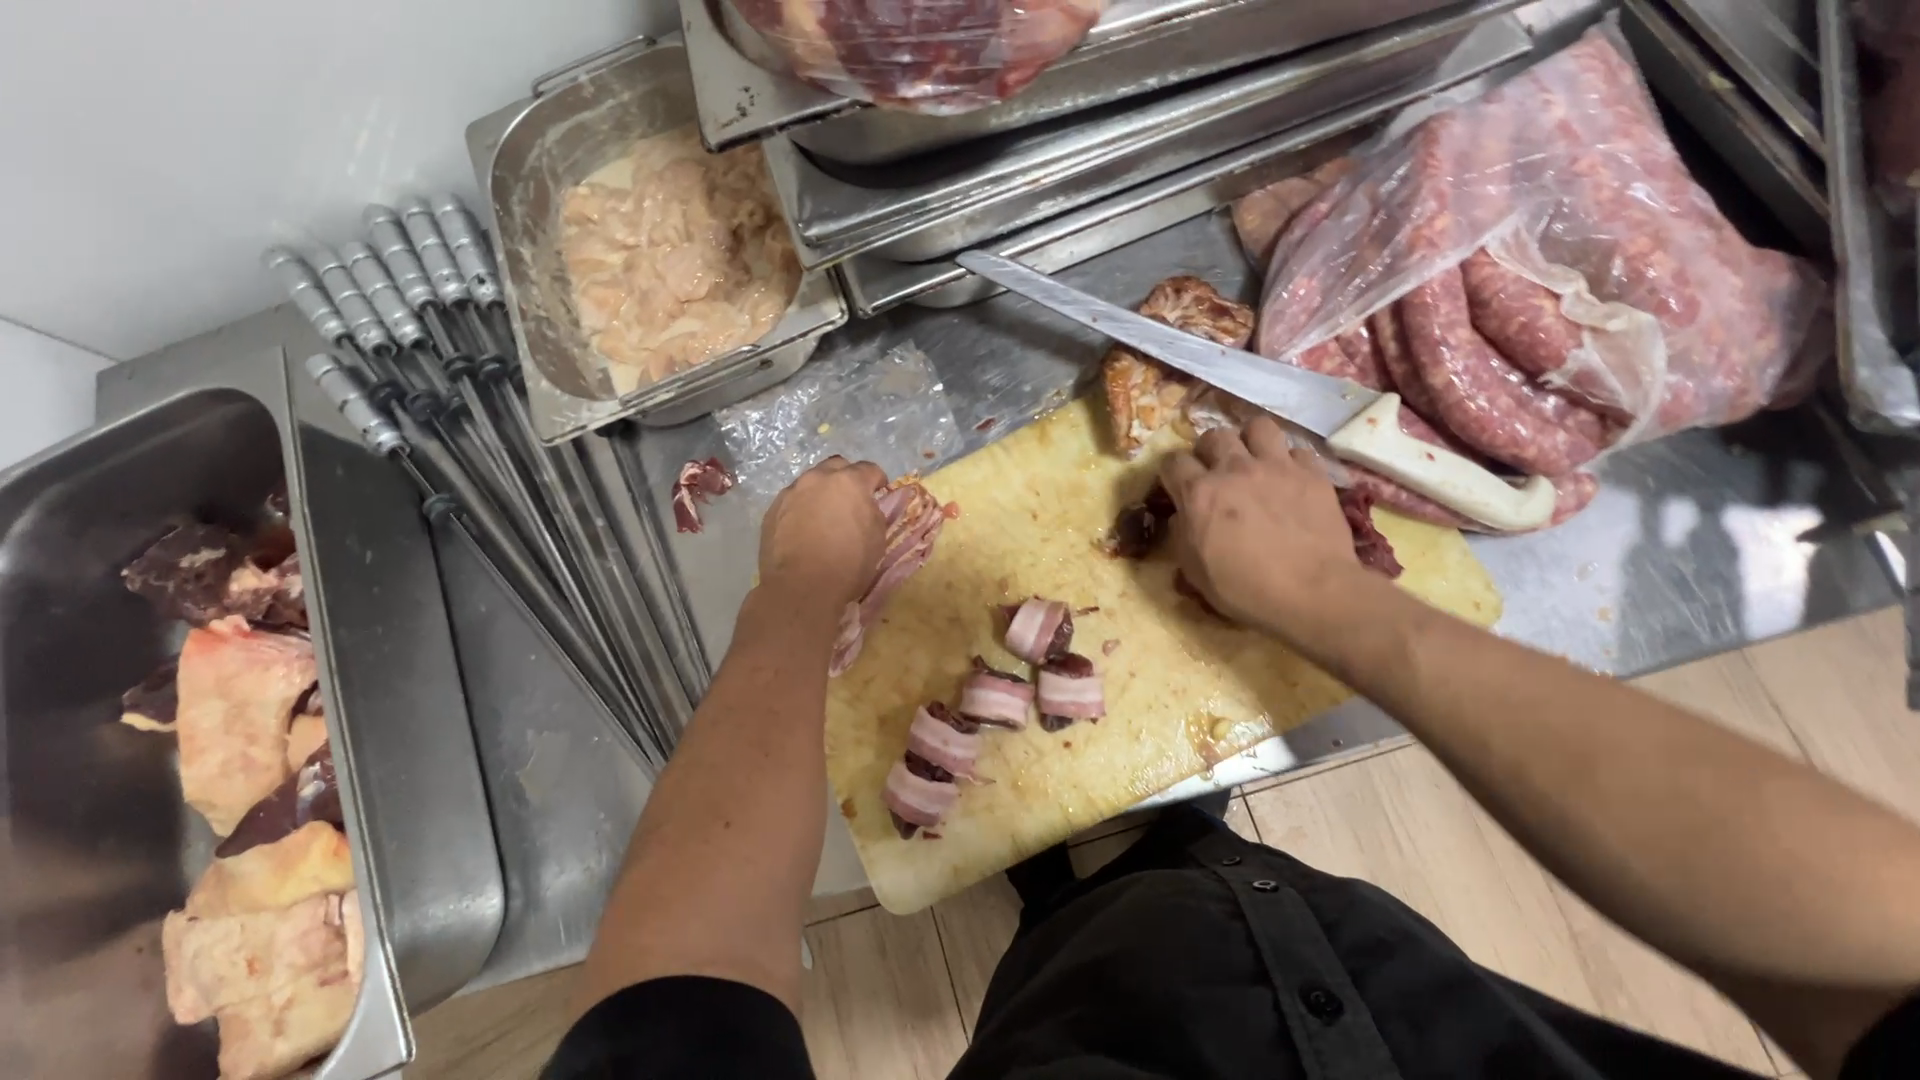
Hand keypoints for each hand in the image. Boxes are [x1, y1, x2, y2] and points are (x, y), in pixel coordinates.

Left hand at [757, 456, 887, 612]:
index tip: (879, 491)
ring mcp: (791, 493)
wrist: (801, 587)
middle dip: (846, 477)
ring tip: (824, 514)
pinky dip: (801, 508)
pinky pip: (792, 501)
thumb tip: (866, 506)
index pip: (869, 469)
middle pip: (836, 466)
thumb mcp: (877, 538)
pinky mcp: (772, 510)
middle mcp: (817, 479)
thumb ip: (873, 512)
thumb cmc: (847, 564)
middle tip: (851, 498)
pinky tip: (804, 528)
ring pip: (810, 482)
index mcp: (849, 482)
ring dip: (821, 492)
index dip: (877, 480)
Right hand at [1159, 417, 1362, 636]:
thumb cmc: (1245, 589)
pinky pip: (1298, 451)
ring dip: (1251, 441)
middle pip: (1214, 435)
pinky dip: (1291, 463)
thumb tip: (1183, 518)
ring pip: (1258, 427)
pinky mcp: (1312, 473)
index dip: (1172, 473)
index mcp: (1199, 493)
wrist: (1311, 592)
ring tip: (1254, 460)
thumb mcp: (1194, 571)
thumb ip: (1182, 537)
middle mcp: (1234, 469)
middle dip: (1209, 450)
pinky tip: (1291, 481)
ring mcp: (1277, 466)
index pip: (1172, 462)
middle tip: (1216, 471)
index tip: (1177, 486)